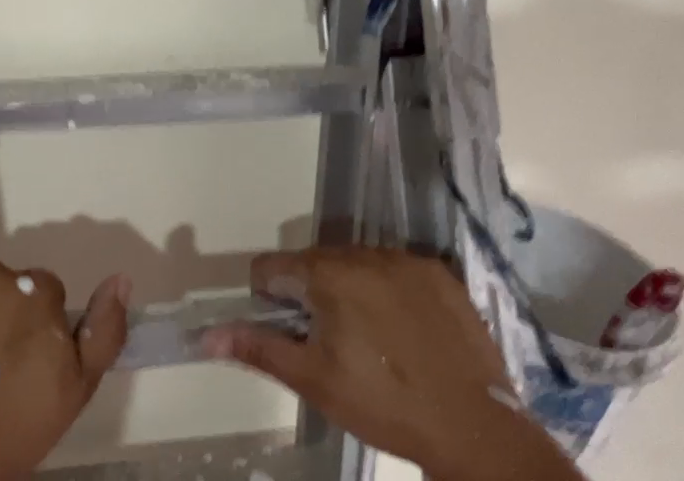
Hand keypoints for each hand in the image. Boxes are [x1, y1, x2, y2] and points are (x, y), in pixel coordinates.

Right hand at [201, 247, 580, 480]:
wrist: (477, 430)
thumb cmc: (383, 404)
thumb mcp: (312, 380)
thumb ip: (258, 348)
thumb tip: (206, 335)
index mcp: (327, 274)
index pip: (271, 266)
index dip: (268, 297)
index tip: (288, 330)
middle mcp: (365, 254)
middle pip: (314, 261)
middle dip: (311, 292)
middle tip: (329, 340)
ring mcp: (408, 262)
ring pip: (356, 263)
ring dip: (350, 288)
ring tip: (369, 336)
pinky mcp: (443, 276)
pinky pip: (397, 270)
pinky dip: (390, 290)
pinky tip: (405, 330)